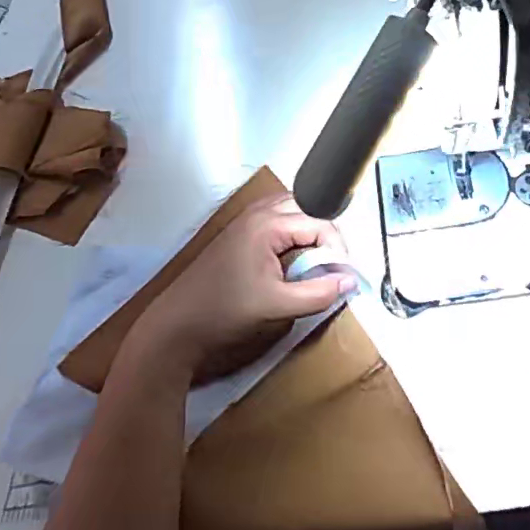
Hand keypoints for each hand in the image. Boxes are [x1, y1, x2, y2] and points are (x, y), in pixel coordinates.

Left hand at [125, 194, 355, 377]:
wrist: (179, 321)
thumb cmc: (225, 310)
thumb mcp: (278, 306)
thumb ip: (318, 293)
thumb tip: (350, 281)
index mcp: (267, 224)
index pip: (320, 222)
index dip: (338, 248)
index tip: (342, 276)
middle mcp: (257, 213)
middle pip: (307, 208)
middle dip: (326, 234)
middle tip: (332, 265)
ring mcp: (246, 220)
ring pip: (291, 211)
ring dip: (309, 231)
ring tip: (316, 262)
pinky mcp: (239, 232)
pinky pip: (275, 220)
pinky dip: (291, 233)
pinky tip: (292, 259)